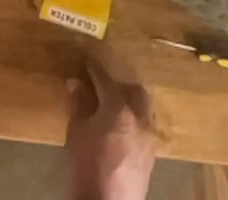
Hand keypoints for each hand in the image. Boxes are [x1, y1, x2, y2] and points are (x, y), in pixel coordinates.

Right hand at [65, 57, 157, 199]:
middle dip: (119, 84)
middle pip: (136, 91)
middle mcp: (141, 121)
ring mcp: (149, 140)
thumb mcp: (76, 133)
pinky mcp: (151, 156)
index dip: (95, 69)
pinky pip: (145, 126)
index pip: (106, 81)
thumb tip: (76, 83)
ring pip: (144, 109)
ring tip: (110, 105)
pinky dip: (133, 119)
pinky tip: (118, 127)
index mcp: (120, 111)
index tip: (87, 60)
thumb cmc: (86, 166)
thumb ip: (78, 105)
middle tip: (101, 84)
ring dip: (129, 102)